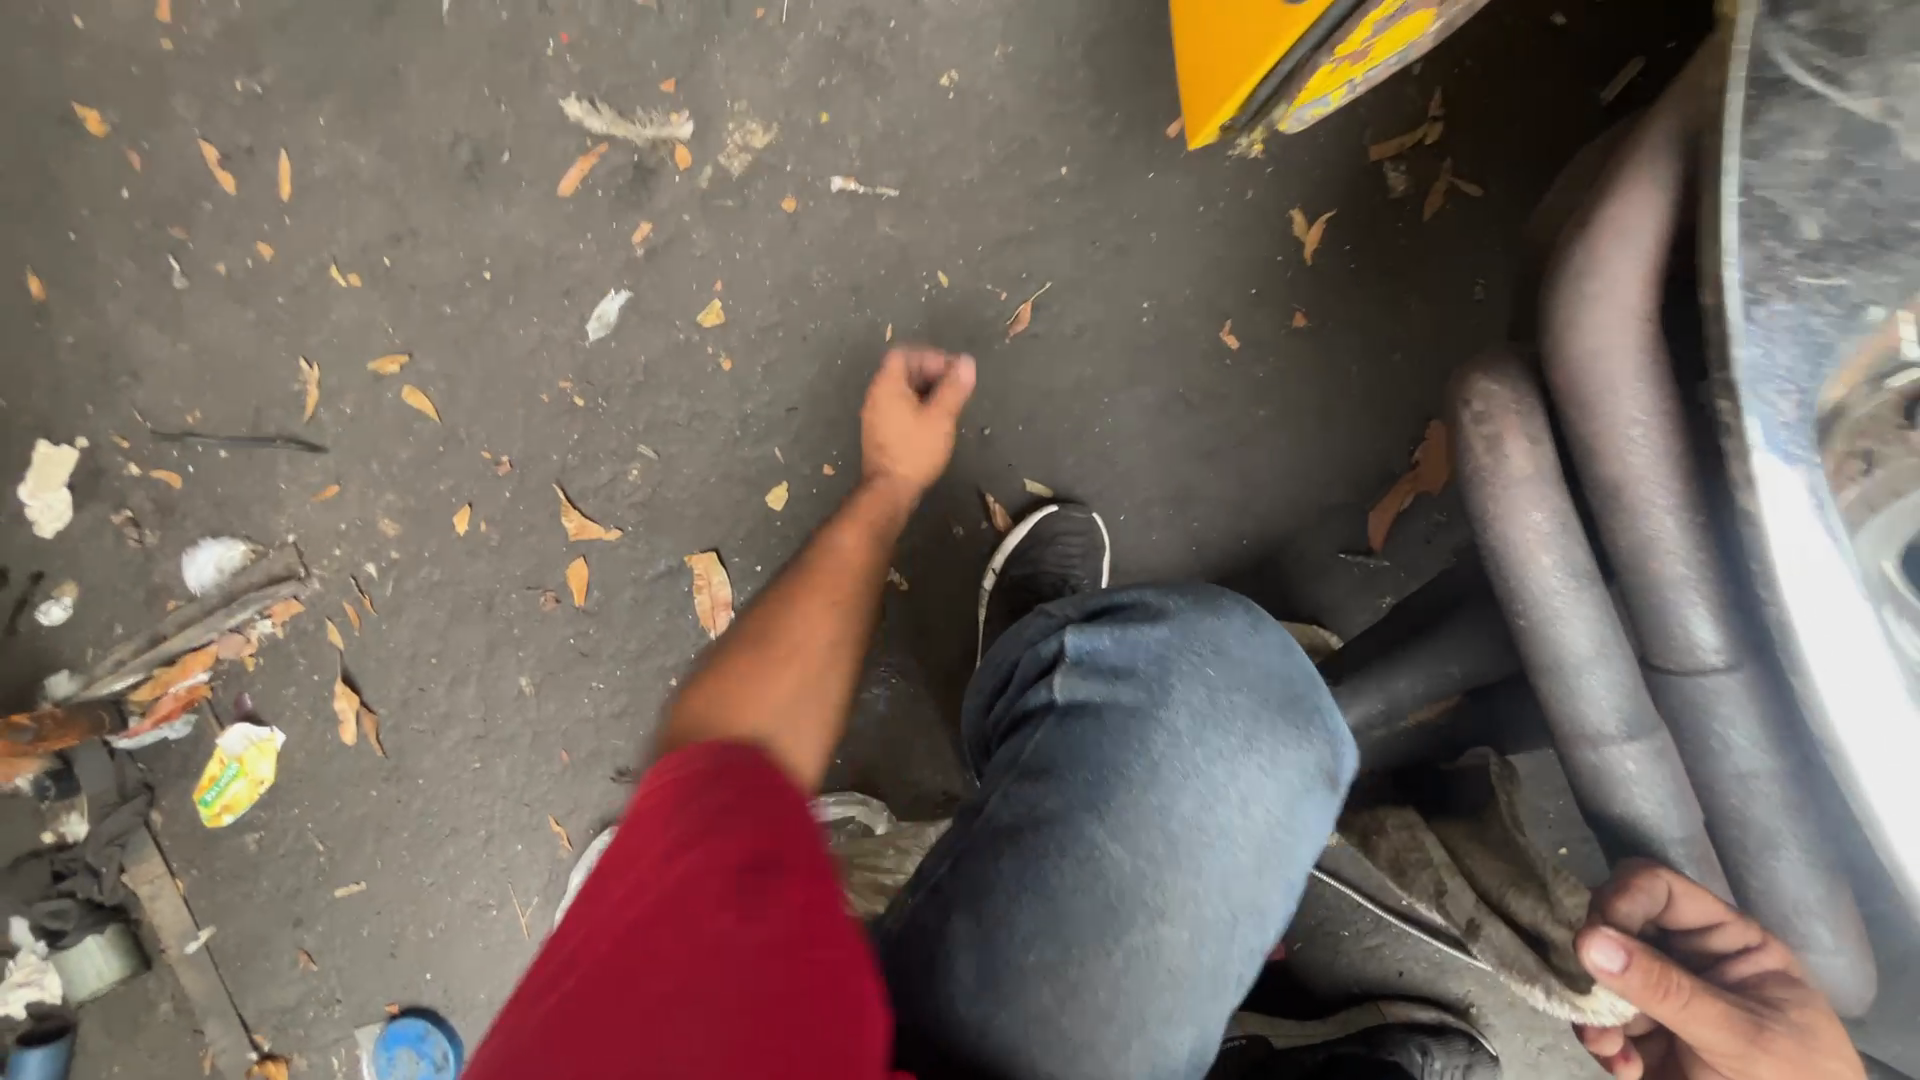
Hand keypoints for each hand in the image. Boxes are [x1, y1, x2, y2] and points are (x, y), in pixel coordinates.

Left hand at [860, 346, 975, 504]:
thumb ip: (954, 388)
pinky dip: (917, 407)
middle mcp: (876, 396)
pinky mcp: (880, 433)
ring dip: (926, 391)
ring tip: (950, 404)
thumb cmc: (915, 451)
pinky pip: (899, 408)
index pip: (905, 354)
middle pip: (902, 371)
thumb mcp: (941, 417)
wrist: (889, 490)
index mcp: (887, 385)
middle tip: (956, 387)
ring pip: (902, 391)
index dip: (931, 357)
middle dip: (931, 374)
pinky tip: (935, 422)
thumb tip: (967, 362)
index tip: (953, 371)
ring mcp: (875, 416)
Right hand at [1574, 859, 1863, 1079]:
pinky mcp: (1637, 1028)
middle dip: (1595, 964)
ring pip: (1594, 973)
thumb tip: (1586, 939)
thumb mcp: (1746, 1040)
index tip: (1595, 938)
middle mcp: (1683, 956)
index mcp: (1726, 941)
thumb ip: (1669, 990)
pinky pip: (1595, 1014)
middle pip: (1611, 925)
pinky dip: (1597, 1038)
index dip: (1620, 900)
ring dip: (1593, 1010)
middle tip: (1594, 996)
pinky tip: (1621, 1064)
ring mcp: (1656, 993)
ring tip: (1606, 1045)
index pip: (1656, 887)